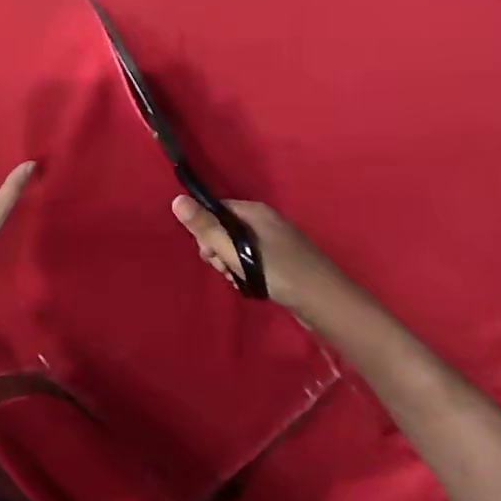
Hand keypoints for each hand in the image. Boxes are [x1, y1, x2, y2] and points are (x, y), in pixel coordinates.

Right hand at [171, 196, 350, 313]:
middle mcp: (265, 220)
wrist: (324, 300)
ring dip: (232, 264)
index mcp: (255, 211)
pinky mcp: (281, 259)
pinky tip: (250, 286)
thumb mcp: (236, 250)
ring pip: (238, 248)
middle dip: (218, 250)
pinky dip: (247, 272)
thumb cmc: (279, 272)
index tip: (207, 252)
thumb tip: (177, 200)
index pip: (217, 209)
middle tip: (225, 269)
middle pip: (226, 229)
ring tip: (240, 281)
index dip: (206, 230)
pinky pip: (252, 259)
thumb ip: (206, 228)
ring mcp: (275, 240)